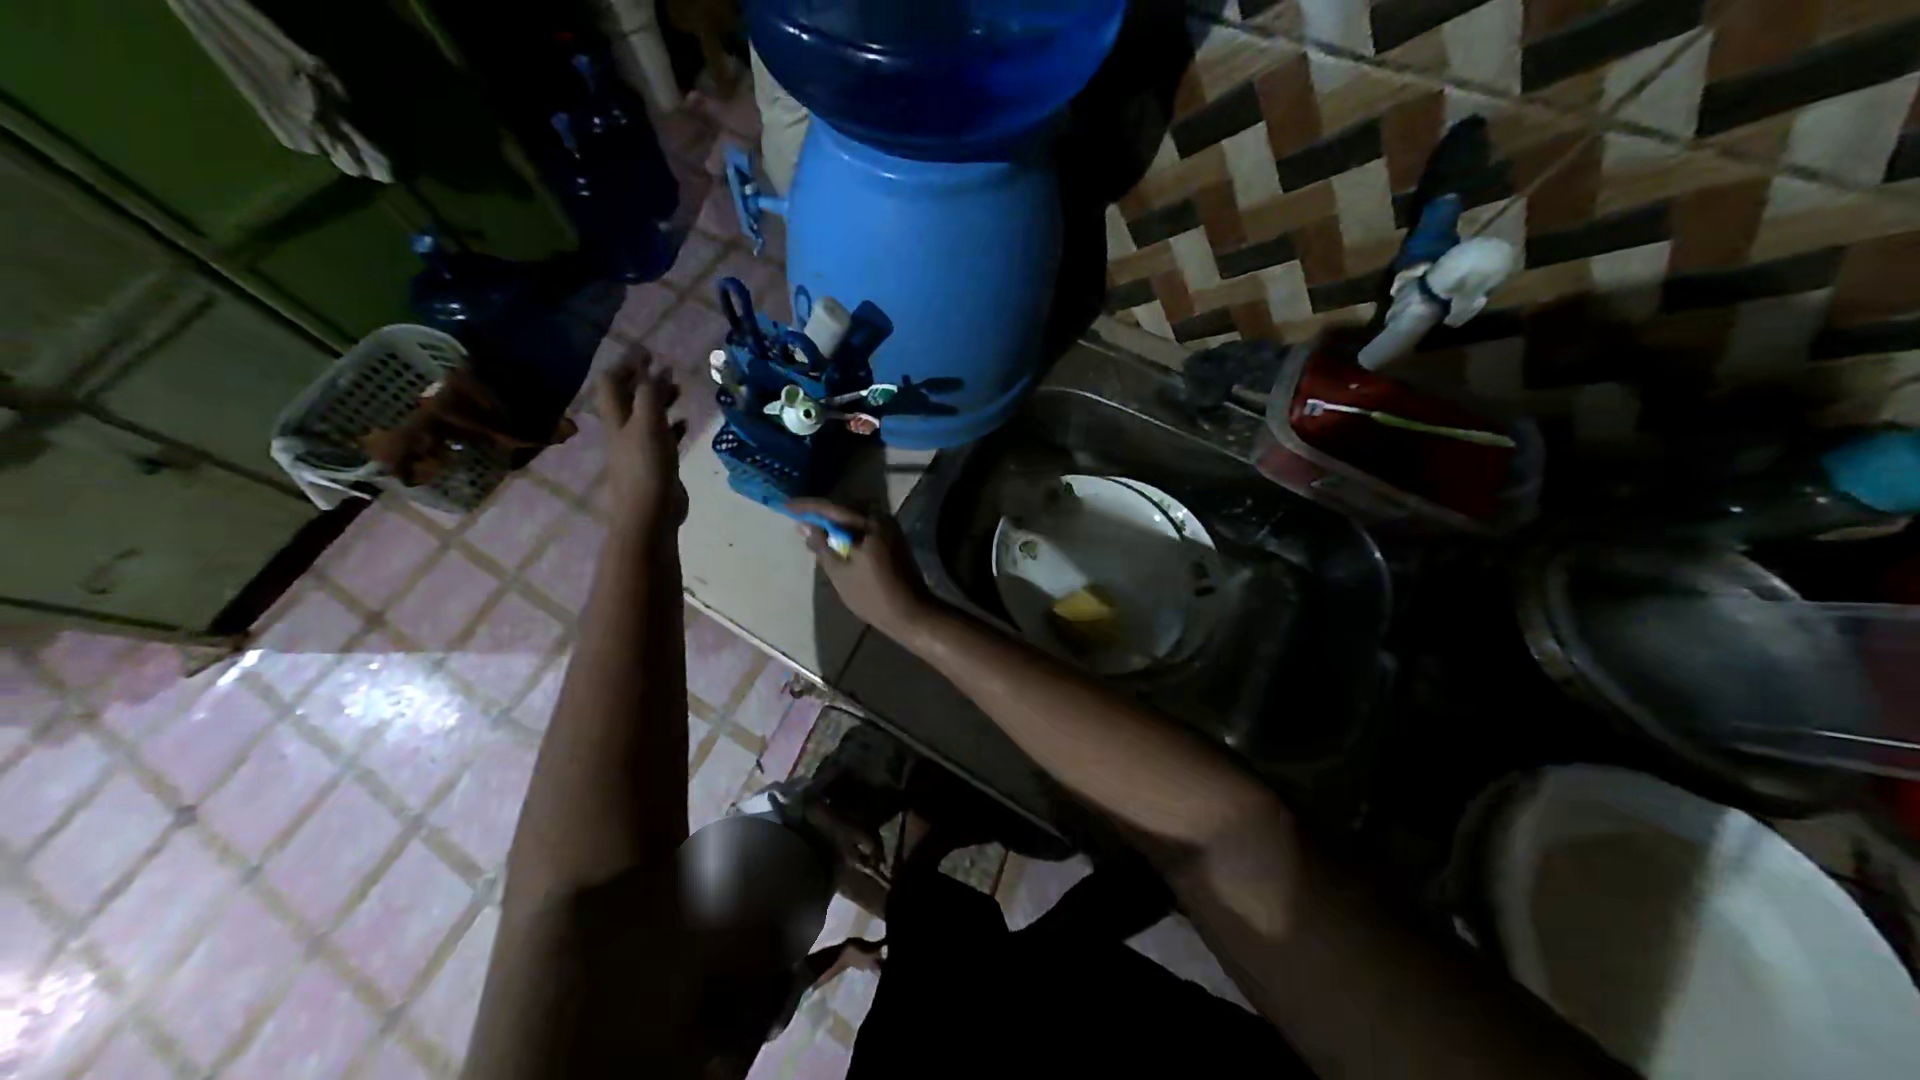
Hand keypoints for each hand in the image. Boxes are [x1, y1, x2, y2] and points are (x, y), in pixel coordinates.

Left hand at [594, 347, 687, 534]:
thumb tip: (655, 369)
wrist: (649, 513)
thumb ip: (650, 395)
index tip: (648, 352)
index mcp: (616, 419)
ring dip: (661, 401)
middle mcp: (624, 430)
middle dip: (646, 381)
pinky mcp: (657, 464)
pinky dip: (673, 425)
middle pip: (629, 398)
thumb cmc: (646, 467)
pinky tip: (686, 423)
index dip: (627, 365)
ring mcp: (640, 448)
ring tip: (681, 390)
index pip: (611, 382)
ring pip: (648, 416)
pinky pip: (663, 437)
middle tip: (667, 368)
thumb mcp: (648, 425)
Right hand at [787, 499, 932, 638]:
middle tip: (799, 519)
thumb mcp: (839, 572)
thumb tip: (805, 526)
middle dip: (822, 513)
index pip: (833, 508)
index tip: (787, 506)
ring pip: (856, 517)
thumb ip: (821, 545)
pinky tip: (835, 541)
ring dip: (835, 522)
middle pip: (846, 508)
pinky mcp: (893, 539)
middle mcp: (882, 519)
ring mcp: (890, 528)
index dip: (808, 507)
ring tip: (814, 531)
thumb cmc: (872, 595)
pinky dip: (848, 530)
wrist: (910, 612)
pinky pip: (865, 526)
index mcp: (870, 523)